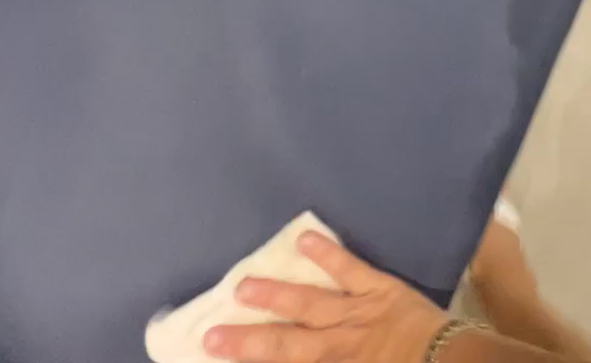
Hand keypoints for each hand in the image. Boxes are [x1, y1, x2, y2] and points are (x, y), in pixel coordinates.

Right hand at [204, 230, 447, 362]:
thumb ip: (326, 360)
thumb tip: (294, 354)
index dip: (254, 360)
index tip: (219, 355)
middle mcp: (338, 345)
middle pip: (287, 345)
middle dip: (249, 341)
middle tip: (211, 334)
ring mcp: (358, 313)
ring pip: (310, 305)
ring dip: (275, 297)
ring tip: (242, 286)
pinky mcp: (379, 288)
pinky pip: (350, 269)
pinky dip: (327, 254)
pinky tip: (303, 240)